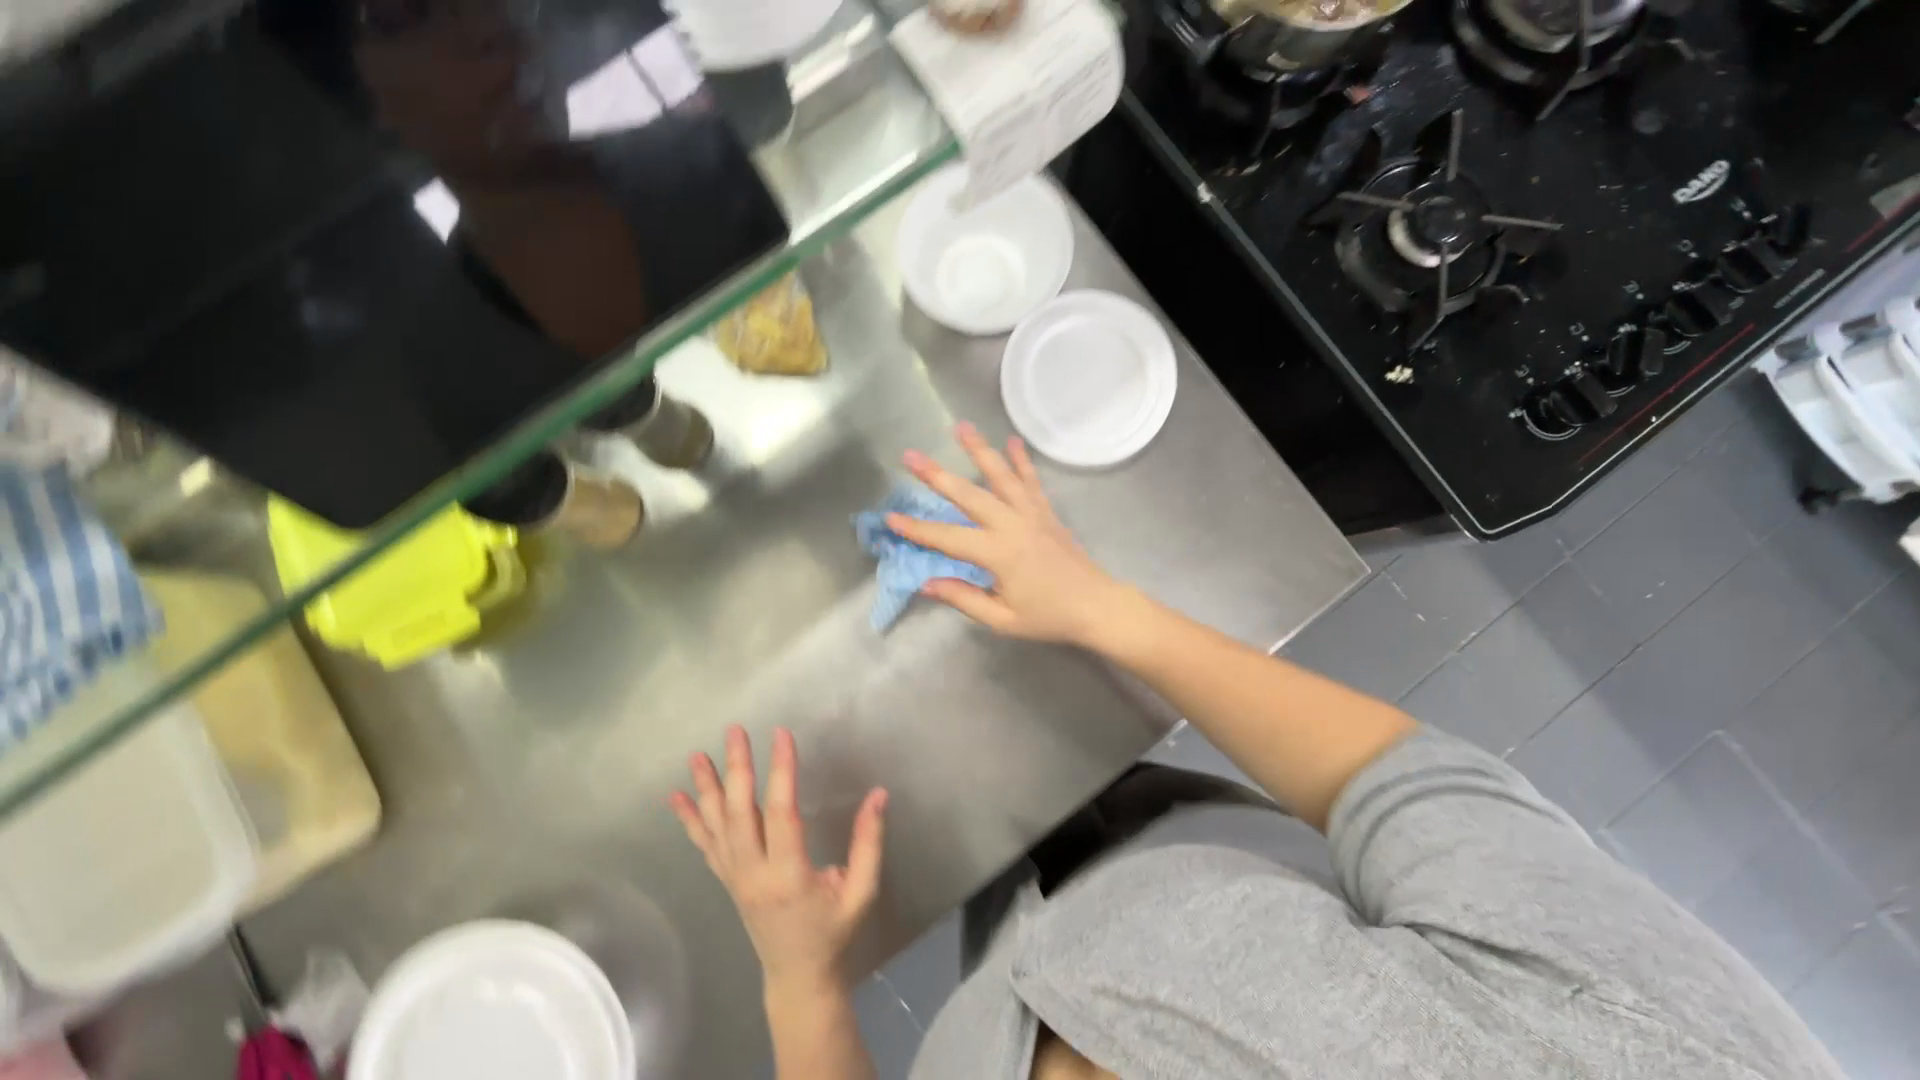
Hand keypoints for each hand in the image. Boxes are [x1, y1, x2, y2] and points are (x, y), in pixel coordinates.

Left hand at [670, 726, 887, 995]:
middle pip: (740, 814)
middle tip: (735, 731)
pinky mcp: (728, 882)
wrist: (799, 977)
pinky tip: (677, 797)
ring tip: (697, 754)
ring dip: (706, 789)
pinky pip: (706, 846)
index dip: (781, 771)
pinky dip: (690, 820)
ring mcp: (735, 879)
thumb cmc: (834, 933)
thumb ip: (869, 842)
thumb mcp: (861, 892)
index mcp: (789, 875)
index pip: (781, 813)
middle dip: (737, 769)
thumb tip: (878, 795)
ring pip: (716, 827)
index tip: (782, 734)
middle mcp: (754, 874)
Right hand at [890, 423, 1140, 647]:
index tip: (891, 518)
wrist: (1096, 606)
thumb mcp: (1002, 619)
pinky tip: (1012, 440)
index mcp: (998, 553)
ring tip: (961, 426)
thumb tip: (926, 584)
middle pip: (968, 495)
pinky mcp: (1046, 511)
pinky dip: (1021, 459)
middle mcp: (1013, 525)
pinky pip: (1030, 480)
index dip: (918, 530)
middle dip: (937, 475)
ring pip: (1001, 475)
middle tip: (910, 456)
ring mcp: (1032, 514)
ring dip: (979, 449)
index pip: (948, 538)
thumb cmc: (1047, 617)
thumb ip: (963, 598)